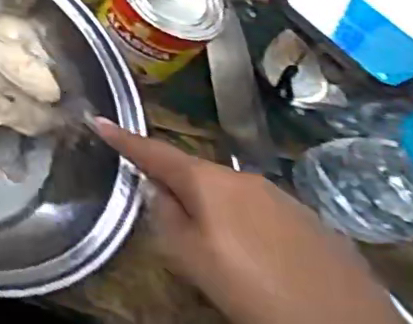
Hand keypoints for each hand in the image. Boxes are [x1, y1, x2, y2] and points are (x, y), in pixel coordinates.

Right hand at [93, 118, 401, 323]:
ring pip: (232, 194)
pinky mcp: (314, 223)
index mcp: (207, 181)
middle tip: (166, 213)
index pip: (154, 152)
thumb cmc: (257, 292)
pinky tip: (261, 259)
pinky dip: (250, 226)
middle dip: (178, 187)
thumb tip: (154, 189)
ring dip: (216, 209)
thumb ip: (165, 218)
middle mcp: (242, 177)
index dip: (123, 138)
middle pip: (195, 173)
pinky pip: (265, 214)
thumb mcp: (194, 262)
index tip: (99, 119)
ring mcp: (283, 197)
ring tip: (217, 246)